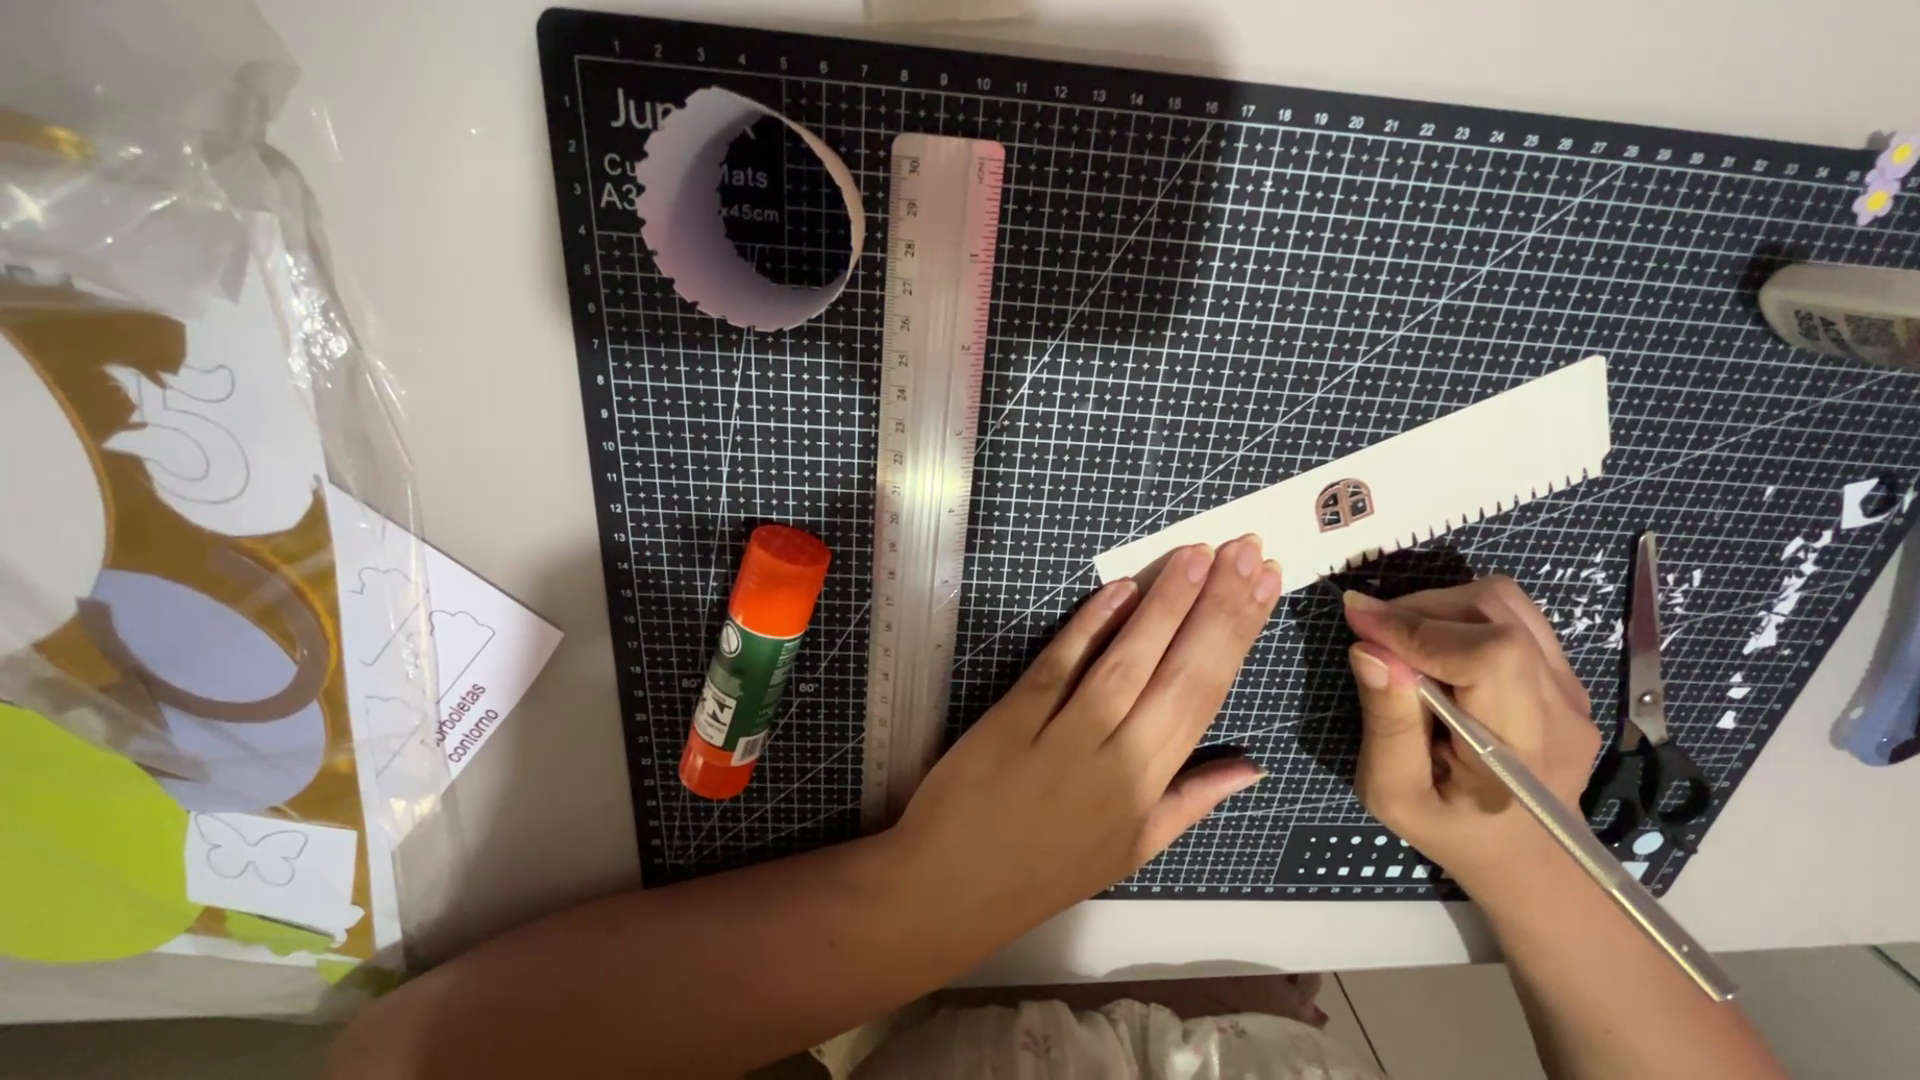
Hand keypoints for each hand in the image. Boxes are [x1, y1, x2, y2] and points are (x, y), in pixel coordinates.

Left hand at [892, 536, 1281, 929]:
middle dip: (1215, 606)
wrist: (953, 883)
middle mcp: (1115, 757)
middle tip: (1245, 549)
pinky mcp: (1012, 715)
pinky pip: (1060, 664)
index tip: (1263, 587)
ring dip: (1164, 604)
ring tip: (1196, 555)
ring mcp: (1061, 734)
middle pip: (1176, 670)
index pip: (1205, 697)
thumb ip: (1191, 801)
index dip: (1237, 637)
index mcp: (1148, 788)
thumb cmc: (1046, 868)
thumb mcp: (1131, 851)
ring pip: (1125, 661)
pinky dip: (1090, 624)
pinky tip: (1119, 589)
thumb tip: (1251, 766)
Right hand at [1341, 578, 1600, 893]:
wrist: (1524, 855)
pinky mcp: (1563, 676)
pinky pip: (1512, 618)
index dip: (1417, 627)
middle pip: (1495, 614)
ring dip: (1439, 607)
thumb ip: (1387, 722)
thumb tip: (1368, 649)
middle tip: (1371, 634)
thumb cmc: (1450, 831)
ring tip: (1400, 640)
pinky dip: (1460, 618)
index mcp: (1521, 749)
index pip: (1489, 654)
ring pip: (1505, 603)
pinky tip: (1434, 651)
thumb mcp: (1394, 794)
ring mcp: (1570, 688)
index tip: (1357, 618)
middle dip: (1419, 610)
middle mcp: (1559, 708)